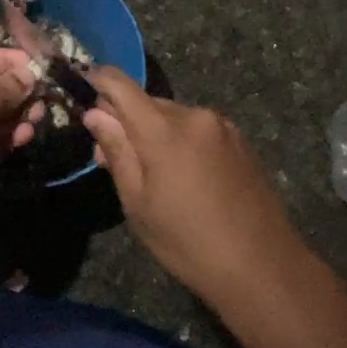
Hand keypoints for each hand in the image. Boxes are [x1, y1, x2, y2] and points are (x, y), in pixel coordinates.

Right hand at [83, 67, 299, 298]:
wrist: (264, 267)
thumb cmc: (188, 242)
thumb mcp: (138, 204)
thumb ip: (117, 152)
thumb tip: (95, 114)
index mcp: (164, 129)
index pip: (121, 85)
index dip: (98, 80)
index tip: (82, 87)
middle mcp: (194, 116)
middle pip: (147, 102)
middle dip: (125, 121)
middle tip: (111, 159)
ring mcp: (222, 127)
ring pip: (173, 116)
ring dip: (155, 132)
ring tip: (153, 174)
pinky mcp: (240, 141)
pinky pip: (197, 129)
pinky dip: (181, 141)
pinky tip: (185, 178)